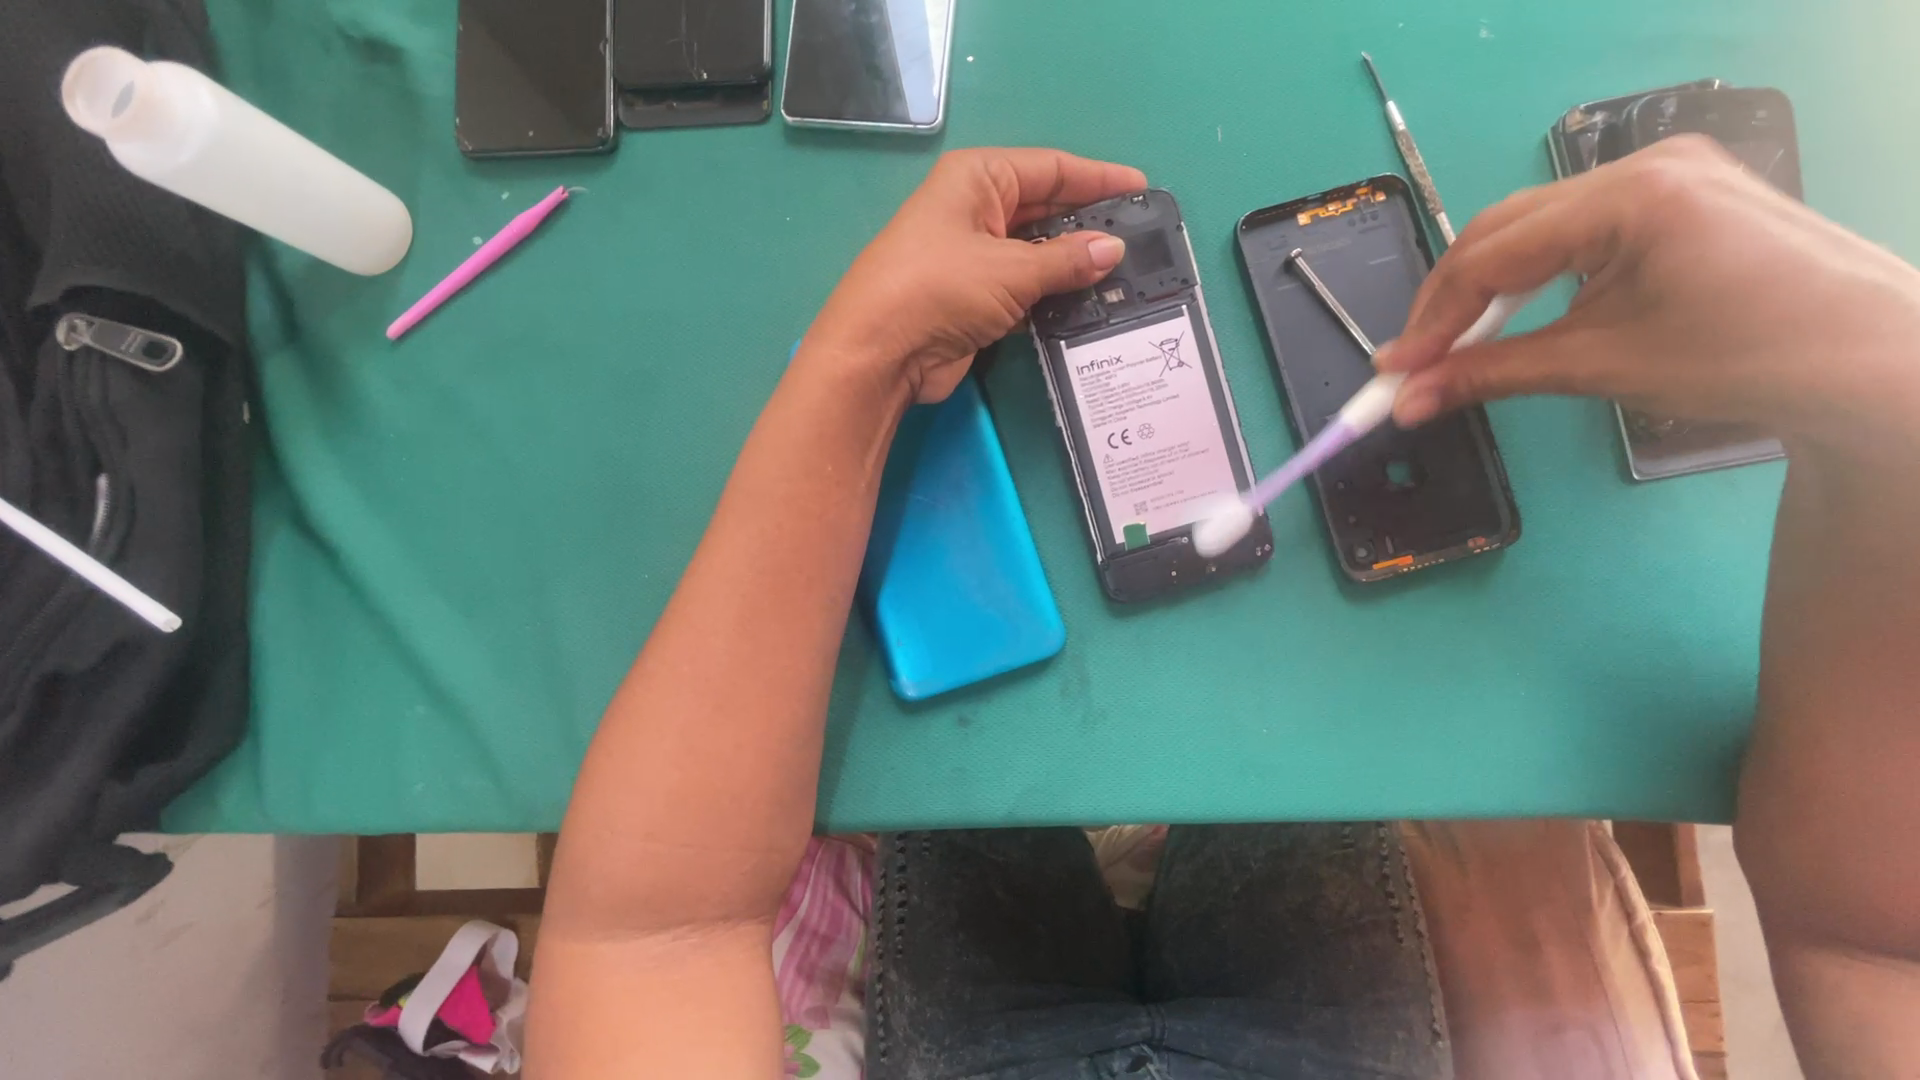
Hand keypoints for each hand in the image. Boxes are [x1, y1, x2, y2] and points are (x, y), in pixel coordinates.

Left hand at [802, 148, 1145, 402]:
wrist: (881, 353)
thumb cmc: (939, 288)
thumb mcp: (1009, 269)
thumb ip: (1065, 261)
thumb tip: (1111, 251)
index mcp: (978, 179)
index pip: (1050, 169)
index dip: (1097, 179)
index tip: (1141, 190)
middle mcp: (977, 212)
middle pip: (1045, 211)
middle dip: (1089, 226)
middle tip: (1142, 241)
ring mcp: (976, 260)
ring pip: (1038, 256)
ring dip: (1074, 269)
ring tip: (1128, 278)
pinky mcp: (977, 303)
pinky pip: (1027, 293)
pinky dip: (1054, 300)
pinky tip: (1092, 308)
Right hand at [1379, 137, 1919, 462]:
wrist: (1872, 362)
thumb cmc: (1741, 359)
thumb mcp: (1597, 366)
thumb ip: (1487, 375)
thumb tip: (1407, 403)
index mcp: (1632, 196)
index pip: (1492, 253)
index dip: (1431, 317)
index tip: (1392, 371)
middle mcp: (1642, 166)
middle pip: (1501, 230)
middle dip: (1448, 300)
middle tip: (1413, 361)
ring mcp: (1662, 172)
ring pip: (1528, 226)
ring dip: (1482, 287)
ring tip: (1452, 342)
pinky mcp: (1672, 193)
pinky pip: (1566, 229)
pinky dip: (1525, 275)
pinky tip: (1509, 312)